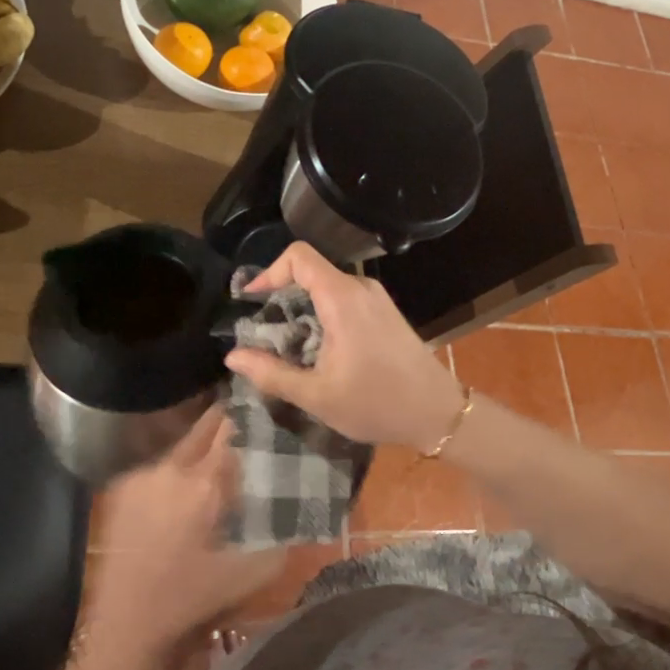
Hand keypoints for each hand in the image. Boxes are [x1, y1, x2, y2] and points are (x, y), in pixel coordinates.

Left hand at [84, 407, 283, 657]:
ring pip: (183, 443)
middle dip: (232, 420)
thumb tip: (309, 502)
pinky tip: (186, 488)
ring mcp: (144, 473)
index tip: (275, 410)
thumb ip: (284, 533)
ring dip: (204, 445)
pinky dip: (178, 468)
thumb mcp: (253, 572)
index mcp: (206, 483)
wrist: (127, 625)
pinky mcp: (123, 486)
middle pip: (207, 423)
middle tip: (255, 424)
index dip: (256, 415)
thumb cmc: (195, 600)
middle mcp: (173, 466)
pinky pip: (161, 465)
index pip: (235, 427)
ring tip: (224, 455)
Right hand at [224, 242, 462, 449]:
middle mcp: (361, 288)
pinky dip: (322, 314)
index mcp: (343, 298)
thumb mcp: (316, 396)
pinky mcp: (385, 312)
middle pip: (311, 271)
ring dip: (302, 308)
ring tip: (289, 346)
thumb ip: (271, 373)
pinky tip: (319, 351)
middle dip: (282, 296)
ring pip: (327, 286)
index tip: (251, 301)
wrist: (437, 413)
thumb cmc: (376, 404)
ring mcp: (377, 298)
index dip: (268, 271)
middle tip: (264, 333)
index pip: (299, 256)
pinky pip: (344, 299)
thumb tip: (232, 356)